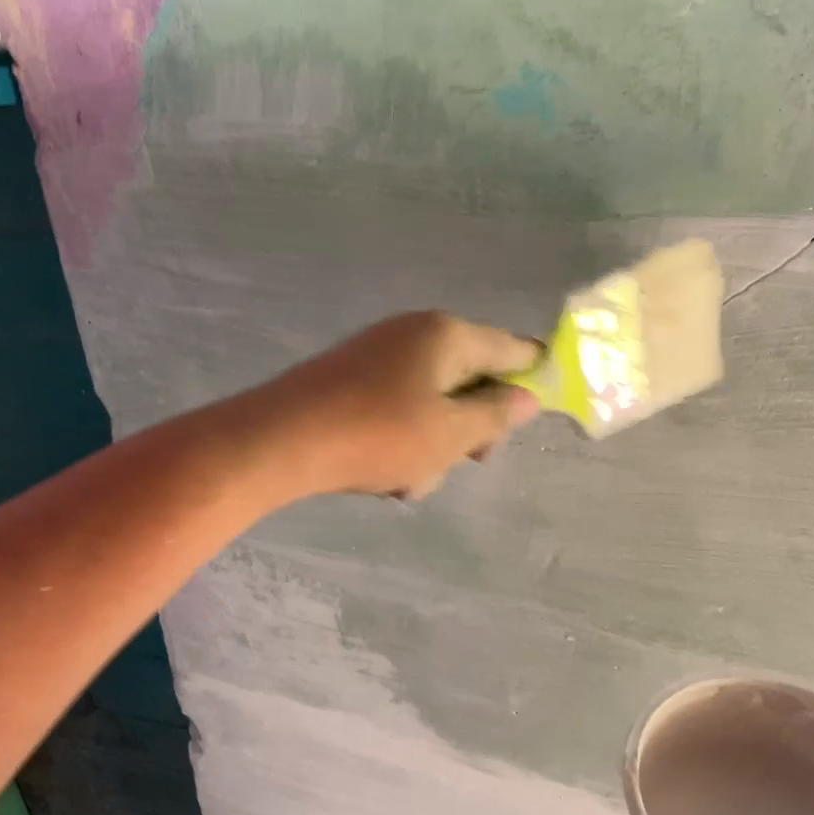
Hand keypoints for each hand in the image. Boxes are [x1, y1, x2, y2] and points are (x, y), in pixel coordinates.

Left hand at [251, 311, 542, 498]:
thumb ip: (494, 415)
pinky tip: (382, 476)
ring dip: (431, 445)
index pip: (511, 348)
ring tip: (408, 480)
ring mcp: (377, 356)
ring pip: (430, 405)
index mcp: (447, 334)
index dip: (530, 380)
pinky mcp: (349, 382)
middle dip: (471, 426)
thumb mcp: (450, 433)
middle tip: (468, 460)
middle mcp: (414, 334)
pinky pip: (395, 411)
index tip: (533, 418)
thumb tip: (526, 396)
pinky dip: (398, 443)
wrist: (280, 440)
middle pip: (468, 378)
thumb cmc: (379, 434)